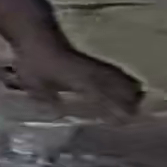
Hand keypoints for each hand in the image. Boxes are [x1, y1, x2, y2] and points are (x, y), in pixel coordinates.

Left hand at [14, 44, 142, 113]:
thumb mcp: (34, 85)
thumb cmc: (35, 65)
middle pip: (126, 93)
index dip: (115, 112)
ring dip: (132, 96)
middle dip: (129, 106)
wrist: (40, 43)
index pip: (107, 100)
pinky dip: (128, 86)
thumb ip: (46, 100)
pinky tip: (124, 92)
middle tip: (126, 118)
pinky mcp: (101, 65)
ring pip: (128, 84)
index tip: (119, 124)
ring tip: (128, 108)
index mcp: (85, 83)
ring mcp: (103, 69)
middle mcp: (100, 76)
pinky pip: (122, 77)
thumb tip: (56, 115)